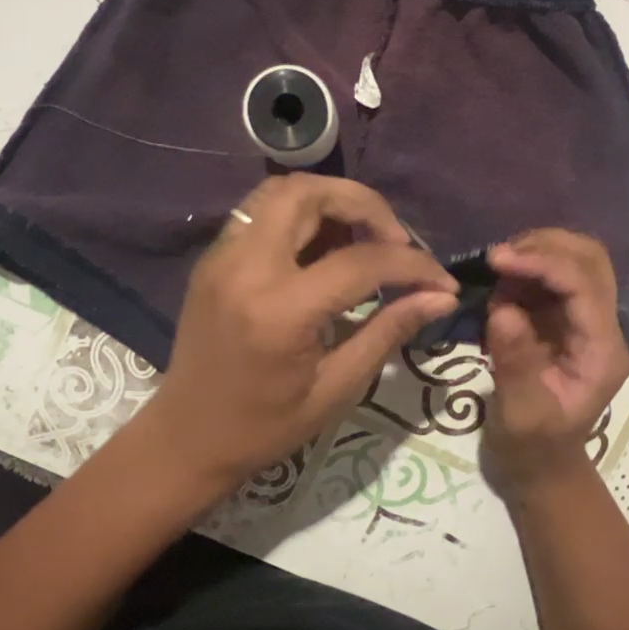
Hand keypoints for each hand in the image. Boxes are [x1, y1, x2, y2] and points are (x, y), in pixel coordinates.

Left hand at [137, 175, 458, 487]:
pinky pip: (260, 212)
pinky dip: (300, 214)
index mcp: (280, 310)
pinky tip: (322, 249)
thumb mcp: (336, 388)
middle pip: (310, 194)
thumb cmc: (265, 426)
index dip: (412, 264)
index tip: (441, 281)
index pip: (360, 261)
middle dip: (365, 205)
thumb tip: (441, 297)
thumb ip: (388, 331)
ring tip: (360, 239)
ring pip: (280, 191)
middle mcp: (245, 268)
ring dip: (329, 201)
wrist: (187, 438)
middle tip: (394, 241)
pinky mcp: (212, 258)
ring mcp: (221, 257)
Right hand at [482, 229, 628, 497]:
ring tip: (497, 278)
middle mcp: (602, 327)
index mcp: (601, 350)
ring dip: (535, 255)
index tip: (498, 258)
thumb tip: (504, 310)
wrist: (540, 467)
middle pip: (589, 260)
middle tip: (497, 258)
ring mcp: (584, 321)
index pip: (584, 285)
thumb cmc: (533, 447)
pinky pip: (551, 278)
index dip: (544, 262)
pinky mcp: (563, 320)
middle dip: (544, 247)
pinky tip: (501, 291)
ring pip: (574, 260)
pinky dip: (525, 271)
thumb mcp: (521, 414)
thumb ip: (516, 362)